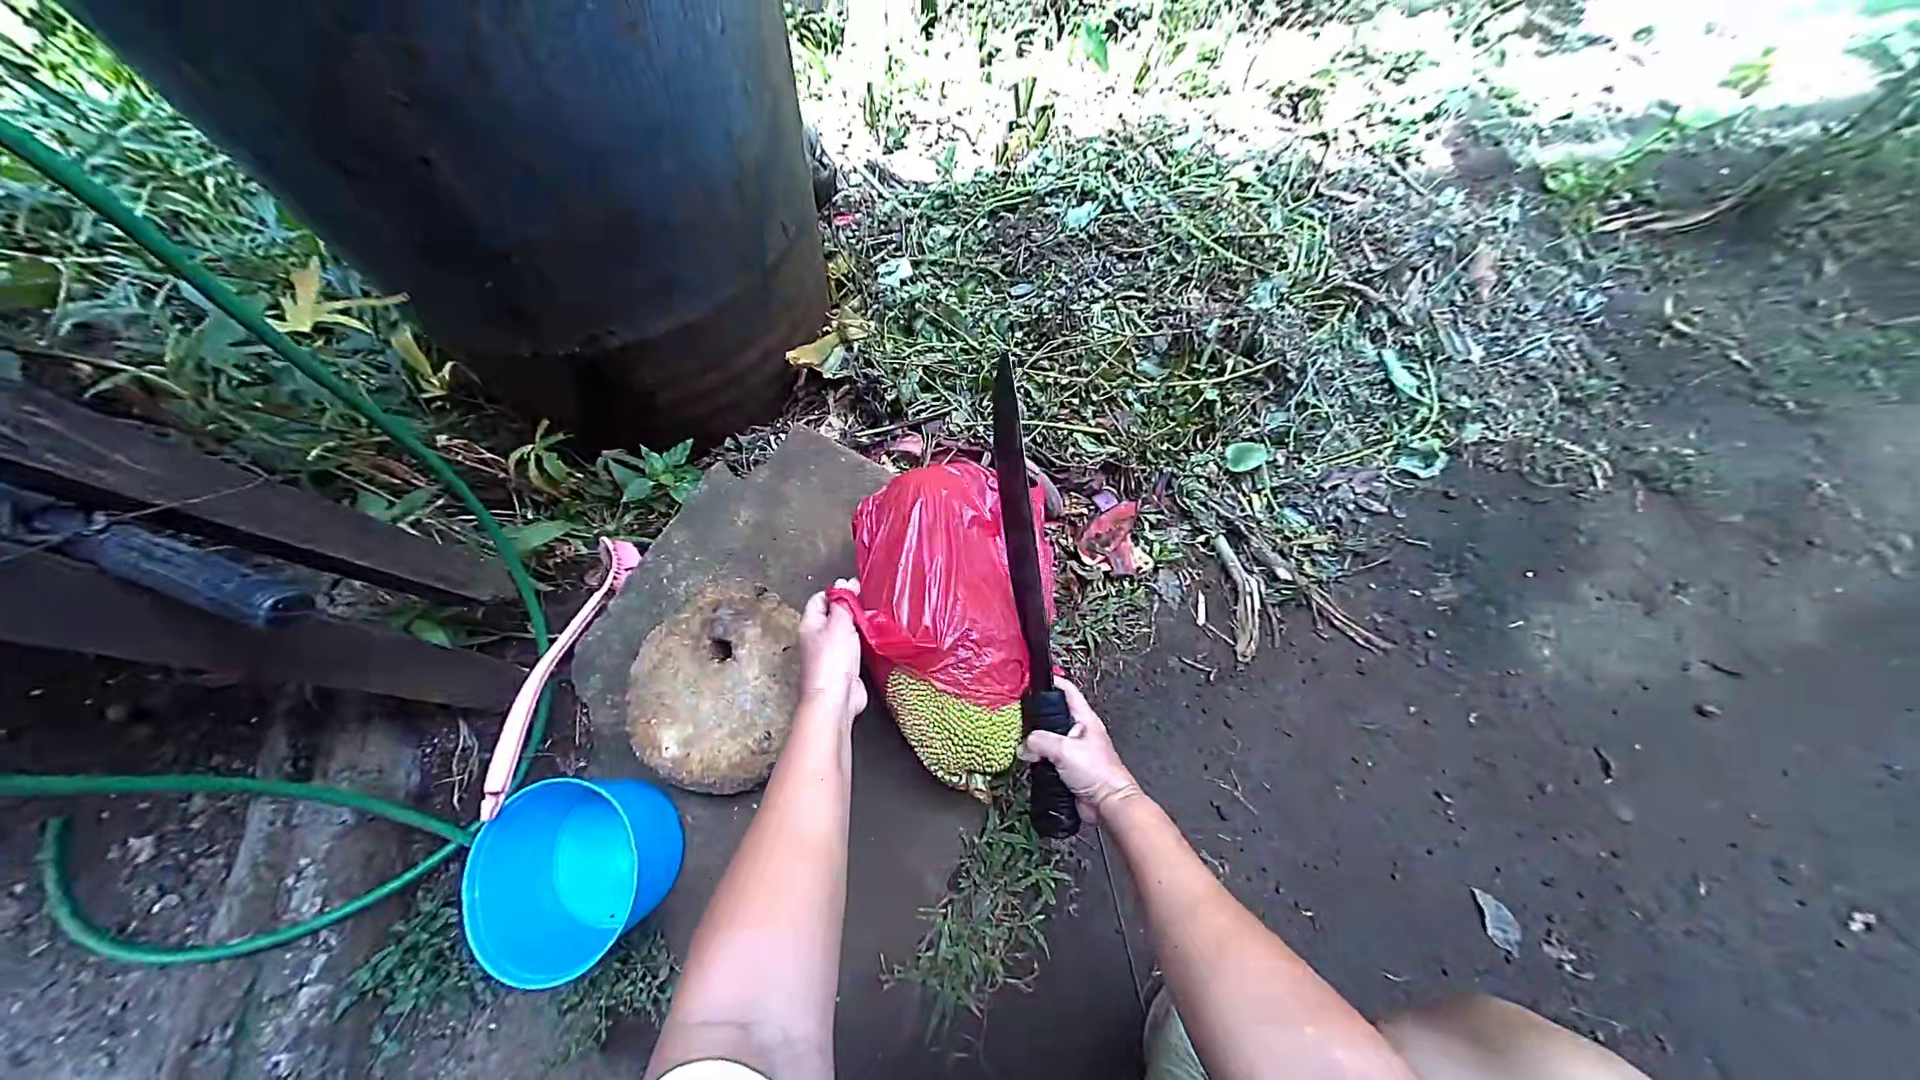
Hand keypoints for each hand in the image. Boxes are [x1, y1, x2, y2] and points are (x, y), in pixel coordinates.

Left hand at [798, 578, 866, 721]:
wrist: (836, 699)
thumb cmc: (832, 661)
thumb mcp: (839, 623)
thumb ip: (843, 602)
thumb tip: (843, 582)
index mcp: (810, 625)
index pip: (820, 599)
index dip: (837, 592)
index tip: (856, 589)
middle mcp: (818, 638)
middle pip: (834, 614)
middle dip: (851, 607)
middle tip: (868, 603)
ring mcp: (832, 653)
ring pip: (847, 631)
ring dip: (860, 625)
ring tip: (874, 618)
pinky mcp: (846, 666)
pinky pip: (856, 647)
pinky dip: (865, 641)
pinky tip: (876, 638)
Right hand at [1019, 678, 1140, 823]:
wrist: (1108, 804)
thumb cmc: (1098, 772)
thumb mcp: (1064, 750)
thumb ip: (1040, 742)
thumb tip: (1024, 745)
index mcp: (1084, 719)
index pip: (1068, 691)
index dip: (1053, 682)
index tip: (1035, 681)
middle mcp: (1079, 732)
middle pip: (1053, 716)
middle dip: (1037, 718)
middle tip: (1021, 717)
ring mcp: (1074, 750)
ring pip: (1048, 739)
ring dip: (1037, 744)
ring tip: (1025, 745)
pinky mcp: (1069, 768)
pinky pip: (1049, 758)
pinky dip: (1039, 760)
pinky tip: (1032, 763)